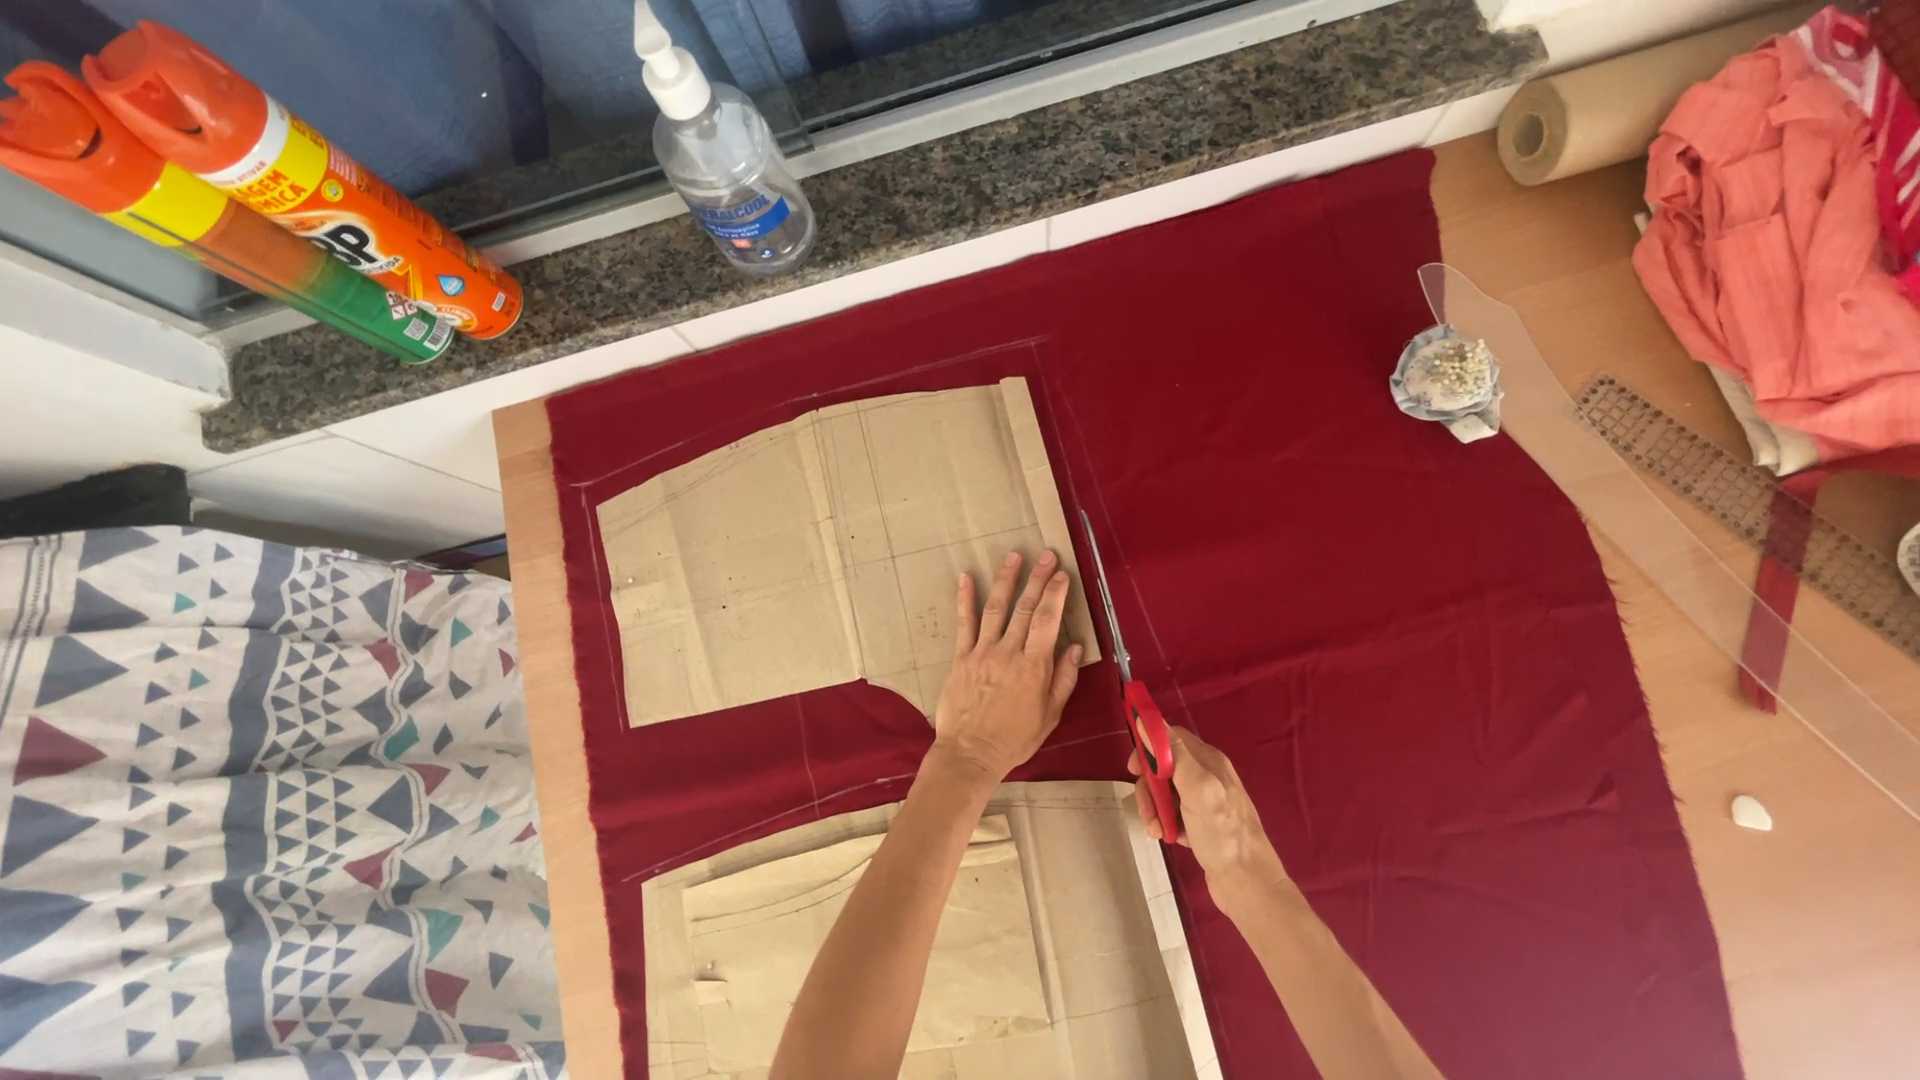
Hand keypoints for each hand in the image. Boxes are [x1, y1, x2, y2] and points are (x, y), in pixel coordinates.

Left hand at [931, 551, 1083, 782]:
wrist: (970, 754)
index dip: (1056, 594)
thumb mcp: (1050, 715)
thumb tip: (1074, 647)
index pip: (1048, 621)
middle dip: (1038, 579)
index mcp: (1034, 667)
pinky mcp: (961, 658)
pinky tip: (966, 577)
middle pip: (1026, 609)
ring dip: (1006, 580)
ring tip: (1013, 557)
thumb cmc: (1015, 739)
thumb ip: (1063, 679)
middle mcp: (1008, 653)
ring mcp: (982, 653)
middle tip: (1046, 554)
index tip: (1062, 574)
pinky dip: (964, 599)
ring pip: (996, 609)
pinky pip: (963, 624)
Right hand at [1131, 725, 1287, 915]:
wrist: (1247, 884)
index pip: (1170, 737)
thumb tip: (1150, 721)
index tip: (1133, 769)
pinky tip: (1166, 837)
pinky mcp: (1201, 823)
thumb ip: (1176, 755)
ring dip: (1154, 808)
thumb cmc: (1223, 835)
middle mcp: (1207, 775)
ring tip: (1157, 829)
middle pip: (1164, 766)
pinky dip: (1164, 822)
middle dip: (1149, 786)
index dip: (1148, 748)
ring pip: (1165, 792)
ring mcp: (1204, 800)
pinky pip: (1172, 813)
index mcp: (1209, 761)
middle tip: (1147, 809)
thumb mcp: (1198, 789)